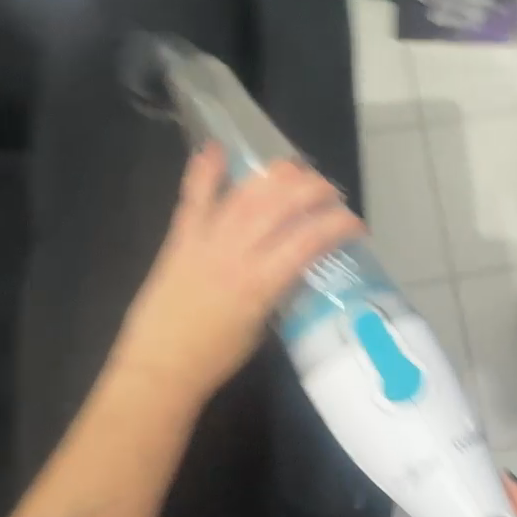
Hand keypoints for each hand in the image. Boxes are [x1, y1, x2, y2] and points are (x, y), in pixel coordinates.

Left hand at [110, 144, 362, 405]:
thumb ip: (280, 290)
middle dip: (314, 190)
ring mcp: (206, 241)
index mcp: (262, 283)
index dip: (339, 225)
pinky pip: (194, 199)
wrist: (160, 367)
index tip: (356, 226)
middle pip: (282, 205)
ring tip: (296, 170)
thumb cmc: (216, 359)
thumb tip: (296, 267)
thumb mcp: (263, 327)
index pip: (310, 240)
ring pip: (247, 195)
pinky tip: (217, 148)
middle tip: (331, 193)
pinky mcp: (180, 239)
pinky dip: (205, 171)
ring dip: (275, 176)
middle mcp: (236, 254)